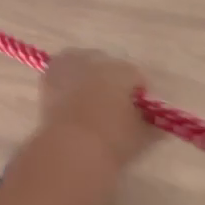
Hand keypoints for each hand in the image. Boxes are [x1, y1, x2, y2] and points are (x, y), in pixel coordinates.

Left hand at [36, 49, 158, 167]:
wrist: (71, 145)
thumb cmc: (112, 140)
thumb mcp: (141, 135)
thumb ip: (152, 124)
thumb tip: (156, 122)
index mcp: (119, 71)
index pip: (135, 75)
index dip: (139, 92)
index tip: (140, 109)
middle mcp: (93, 59)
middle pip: (108, 65)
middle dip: (113, 80)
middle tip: (114, 104)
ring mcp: (67, 63)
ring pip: (82, 62)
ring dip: (88, 76)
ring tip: (90, 100)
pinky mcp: (48, 73)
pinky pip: (62, 70)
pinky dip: (68, 80)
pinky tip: (70, 99)